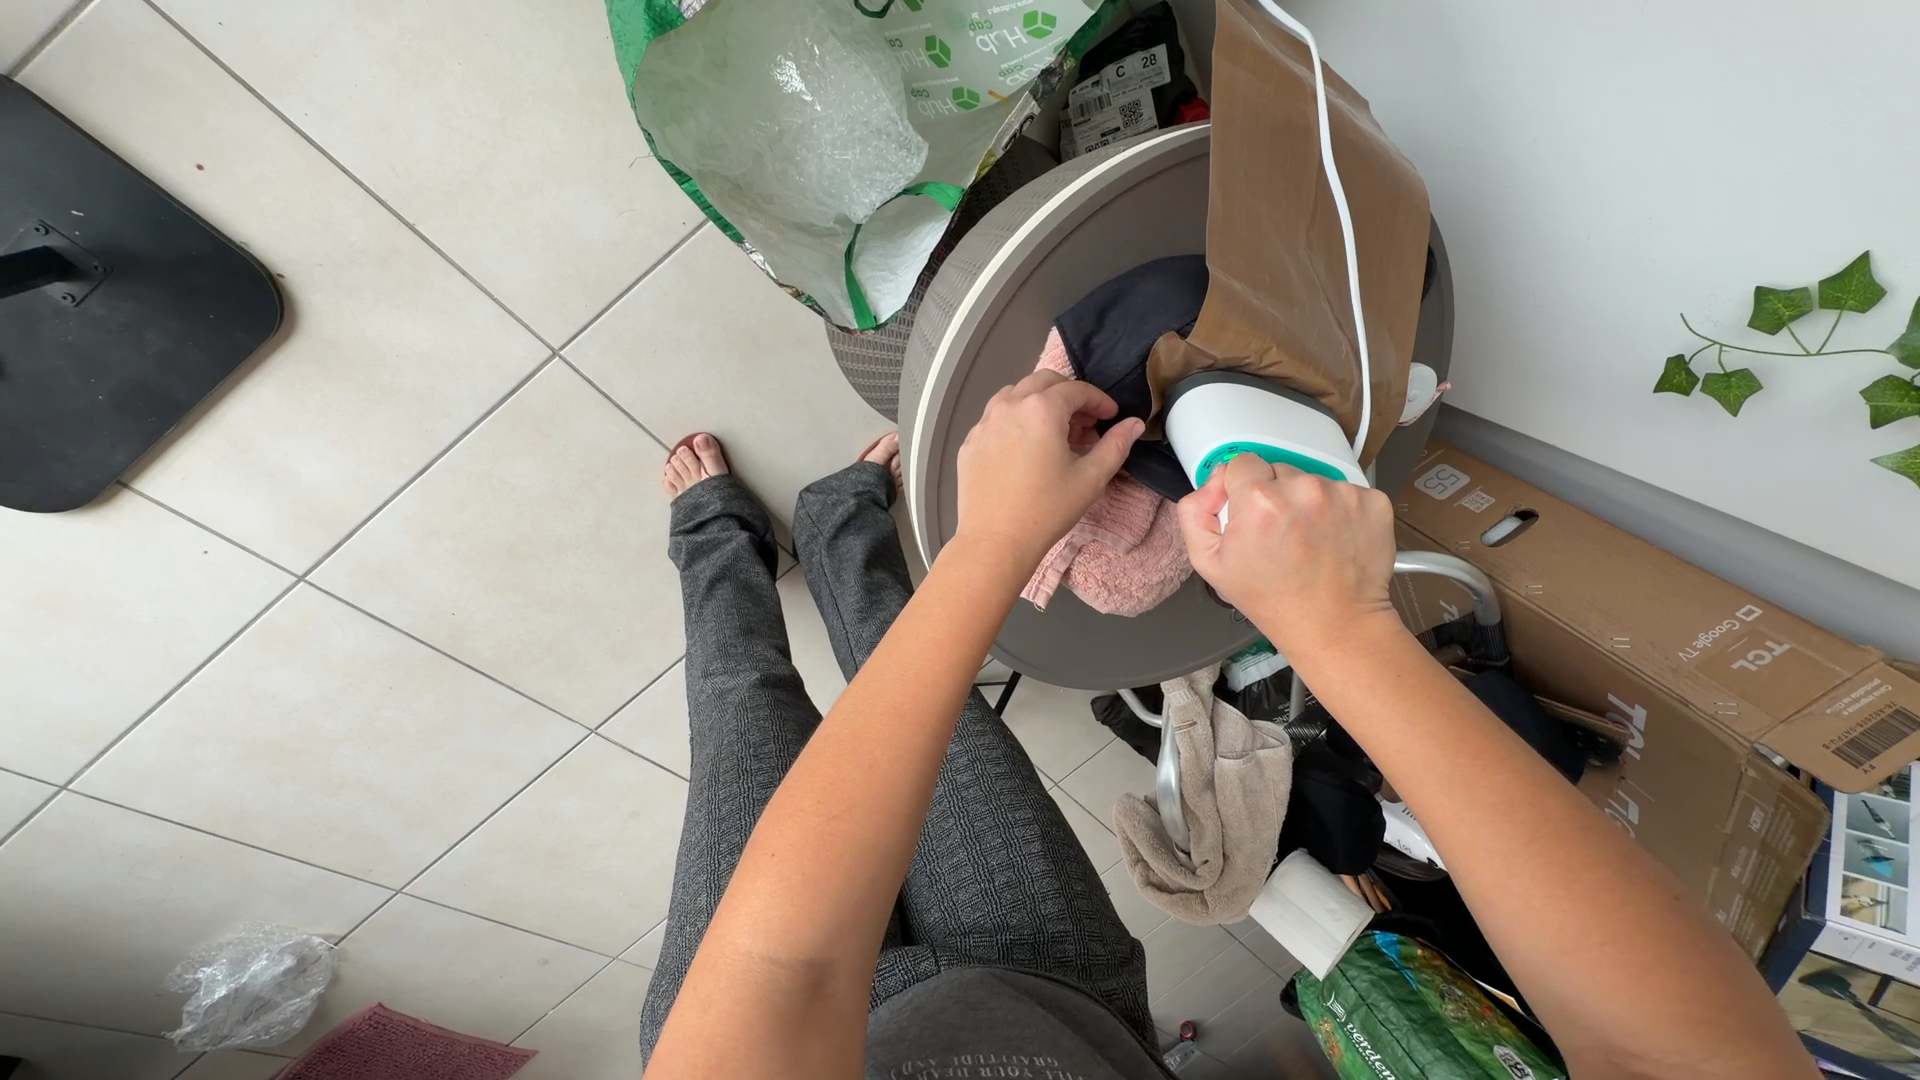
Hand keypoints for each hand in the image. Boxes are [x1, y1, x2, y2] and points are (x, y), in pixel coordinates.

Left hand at [954, 371, 1143, 572]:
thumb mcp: (1091, 478)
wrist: (995, 541)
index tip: (1111, 416)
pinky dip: (1015, 421)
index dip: (1099, 400)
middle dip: (1068, 395)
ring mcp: (984, 423)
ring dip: (1039, 402)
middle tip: (1084, 421)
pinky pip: (995, 418)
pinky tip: (1025, 448)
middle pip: (1043, 382)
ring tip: (1054, 431)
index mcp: (1041, 410)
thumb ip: (1116, 445)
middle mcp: (1009, 406)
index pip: (1077, 390)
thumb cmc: (1046, 510)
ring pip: (1015, 395)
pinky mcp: (970, 442)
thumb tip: (1133, 424)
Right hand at [1177, 454, 1398, 661]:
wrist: (1333, 624)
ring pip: (1310, 480)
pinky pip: (1344, 490)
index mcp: (1258, 500)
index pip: (1242, 462)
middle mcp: (1302, 490)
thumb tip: (1213, 483)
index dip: (1240, 488)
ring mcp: (1342, 494)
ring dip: (1306, 502)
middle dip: (1273, 495)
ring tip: (1306, 539)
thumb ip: (1194, 512)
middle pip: (1277, 470)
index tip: (1248, 515)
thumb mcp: (1207, 562)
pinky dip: (1338, 510)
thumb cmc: (1271, 598)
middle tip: (1277, 533)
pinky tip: (1331, 539)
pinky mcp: (1372, 502)